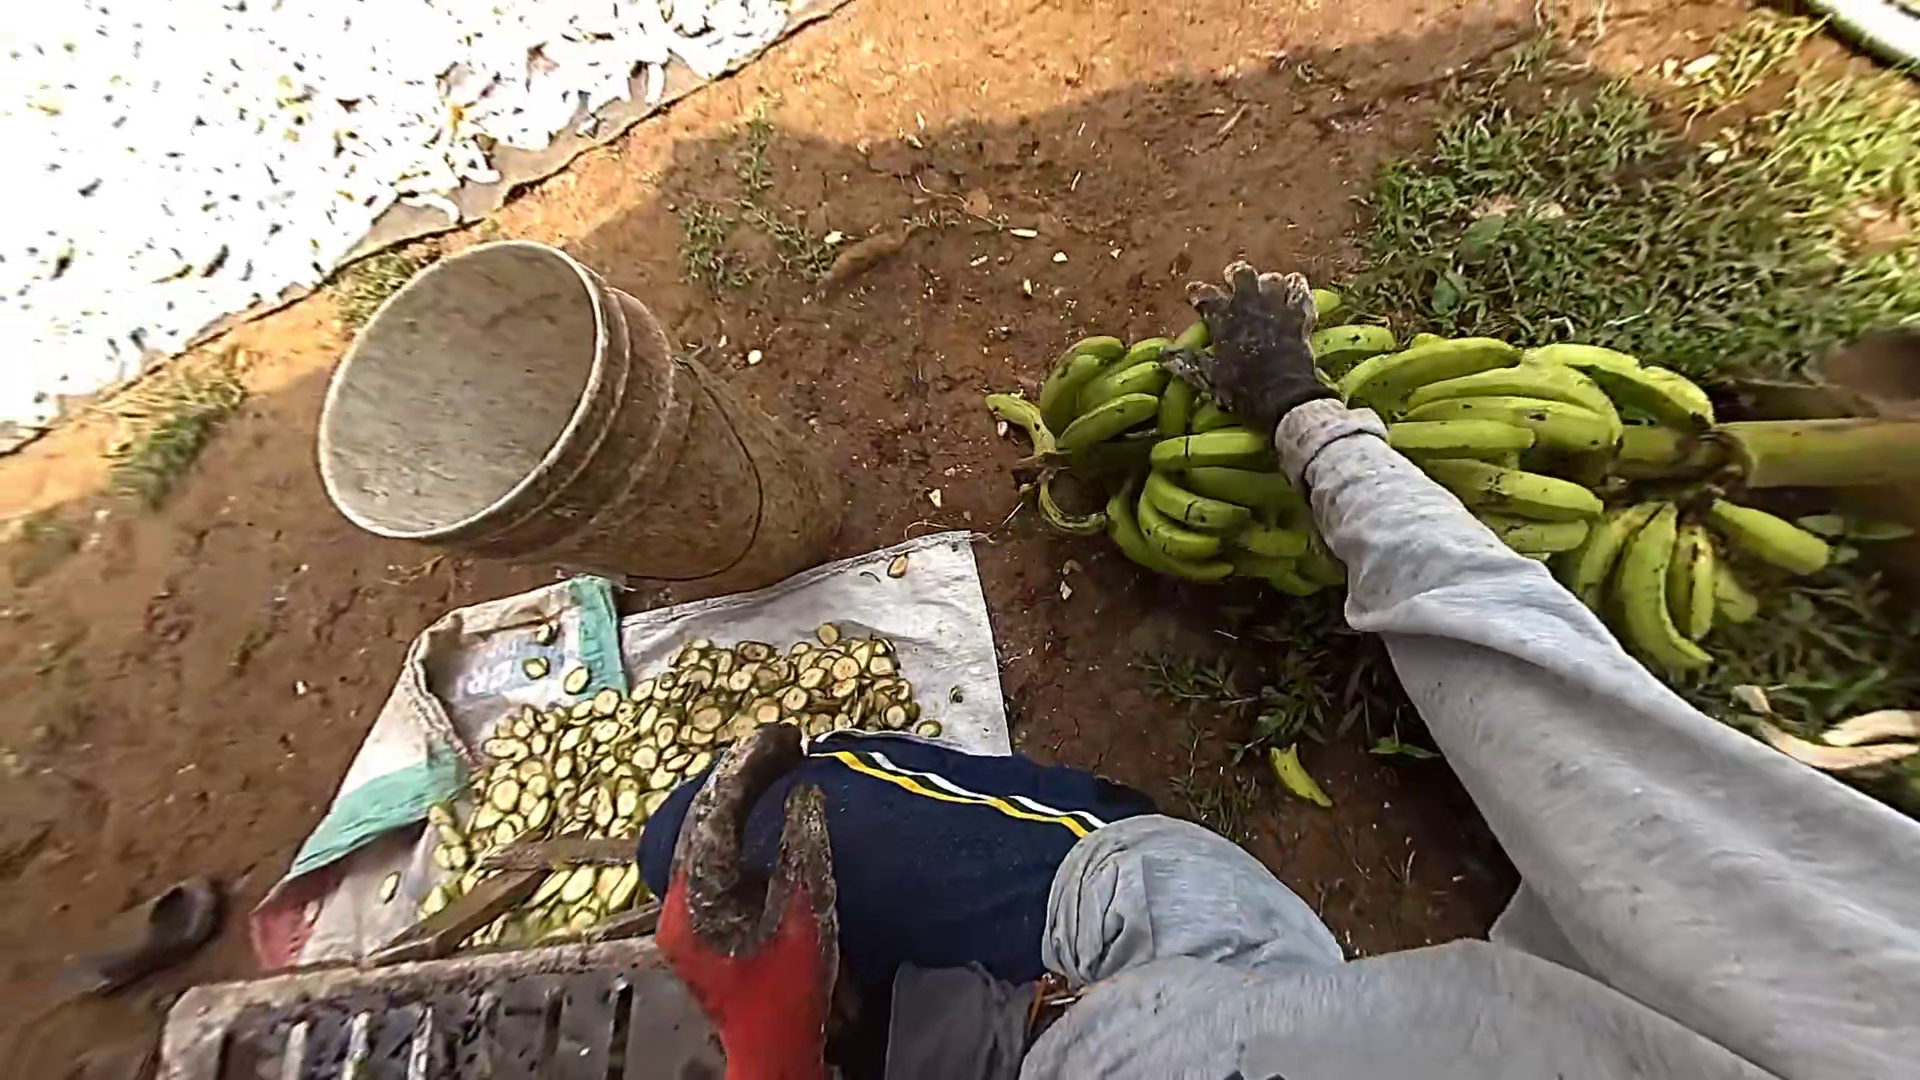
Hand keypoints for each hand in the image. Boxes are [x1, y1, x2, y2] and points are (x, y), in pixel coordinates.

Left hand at [658, 723, 836, 1079]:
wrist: (772, 1047)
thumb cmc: (786, 990)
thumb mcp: (804, 914)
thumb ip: (802, 850)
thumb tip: (804, 793)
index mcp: (695, 900)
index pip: (715, 814)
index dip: (747, 771)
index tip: (776, 738)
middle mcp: (680, 899)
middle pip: (706, 816)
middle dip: (743, 775)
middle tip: (781, 743)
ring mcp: (688, 906)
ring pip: (710, 829)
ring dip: (743, 794)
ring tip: (778, 759)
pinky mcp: (704, 910)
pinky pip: (719, 846)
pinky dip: (743, 818)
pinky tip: (766, 799)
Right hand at [1161, 261, 1330, 433]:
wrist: (1283, 396)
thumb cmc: (1241, 389)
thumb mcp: (1209, 377)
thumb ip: (1188, 361)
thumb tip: (1164, 354)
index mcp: (1224, 320)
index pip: (1206, 297)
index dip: (1197, 293)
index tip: (1192, 291)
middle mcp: (1250, 306)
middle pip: (1242, 277)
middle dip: (1235, 276)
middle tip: (1231, 278)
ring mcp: (1278, 309)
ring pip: (1272, 280)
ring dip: (1265, 282)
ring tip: (1262, 285)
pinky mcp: (1300, 318)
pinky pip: (1300, 293)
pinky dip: (1295, 289)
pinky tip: (1293, 288)